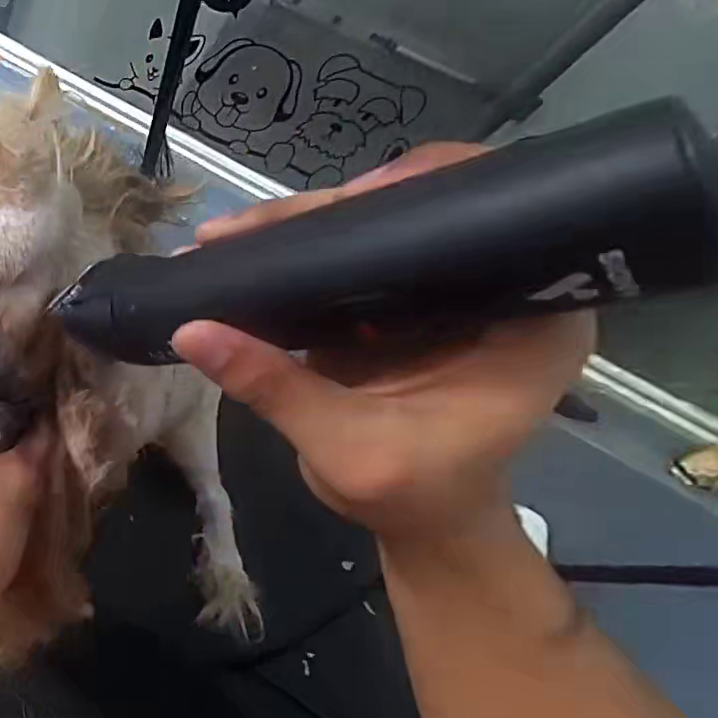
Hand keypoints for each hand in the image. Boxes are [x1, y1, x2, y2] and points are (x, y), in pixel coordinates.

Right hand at [171, 144, 593, 549]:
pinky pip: (344, 260)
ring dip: (303, 228)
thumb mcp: (346, 449)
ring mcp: (437, 292)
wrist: (415, 522)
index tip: (345, 204)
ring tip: (233, 231)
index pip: (485, 220)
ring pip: (370, 231)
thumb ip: (276, 388)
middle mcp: (490, 289)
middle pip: (413, 214)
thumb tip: (190, 329)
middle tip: (253, 223)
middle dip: (332, 210)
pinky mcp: (391, 301)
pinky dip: (296, 256)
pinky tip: (245, 251)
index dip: (418, 194)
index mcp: (527, 317)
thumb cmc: (412, 496)